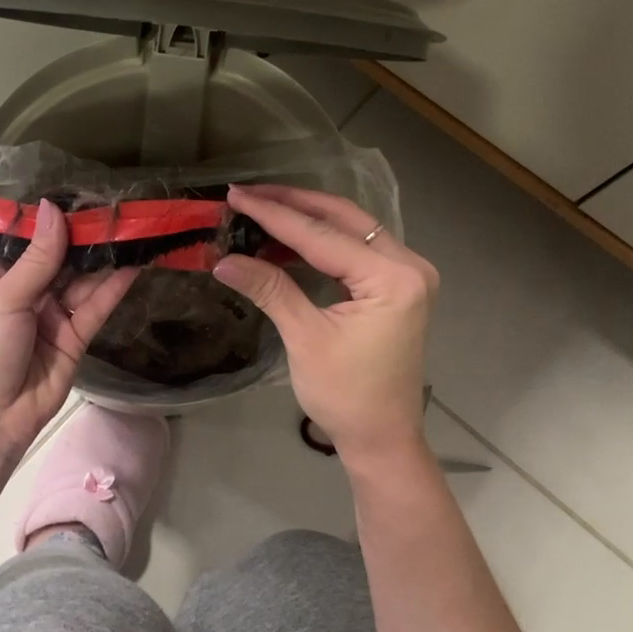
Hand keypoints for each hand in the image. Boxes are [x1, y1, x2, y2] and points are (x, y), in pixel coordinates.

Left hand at [0, 198, 138, 463]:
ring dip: (108, 258)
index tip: (88, 196)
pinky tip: (135, 263)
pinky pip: (97, 307)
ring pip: (85, 281)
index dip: (59, 221)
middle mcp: (29, 293)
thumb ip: (38, 257)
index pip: (34, 241)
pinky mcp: (76, 339)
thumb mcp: (5, 297)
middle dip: (90, 238)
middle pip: (64, 259)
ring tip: (139, 230)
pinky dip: (115, 286)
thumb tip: (53, 207)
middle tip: (124, 210)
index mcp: (2, 278)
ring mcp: (54, 317)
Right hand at [213, 184, 436, 461]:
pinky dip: (322, 242)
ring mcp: (407, 275)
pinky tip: (287, 241)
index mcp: (392, 278)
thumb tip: (224, 260)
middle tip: (248, 193)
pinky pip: (355, 250)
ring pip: (351, 230)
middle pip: (344, 219)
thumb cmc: (346, 395)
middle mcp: (408, 266)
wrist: (381, 438)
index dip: (276, 215)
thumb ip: (270, 289)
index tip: (238, 196)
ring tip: (261, 211)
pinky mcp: (397, 287)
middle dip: (294, 204)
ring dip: (307, 220)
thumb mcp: (305, 338)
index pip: (323, 236)